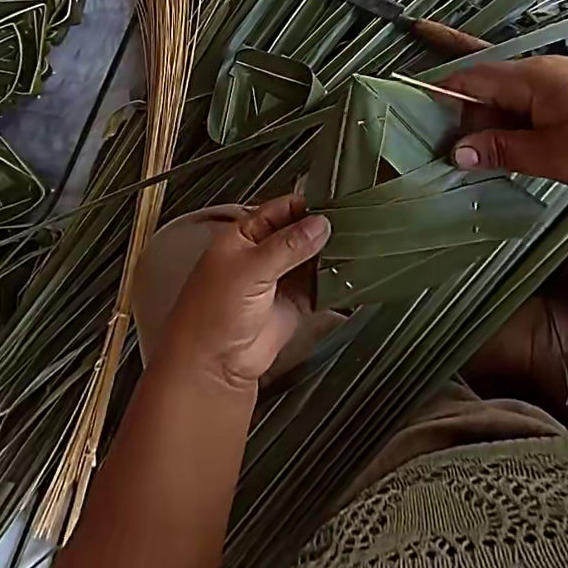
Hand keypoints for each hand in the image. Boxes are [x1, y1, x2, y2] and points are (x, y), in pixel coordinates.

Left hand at [154, 195, 330, 394]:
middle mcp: (264, 252)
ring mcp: (280, 278)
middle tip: (350, 225)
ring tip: (355, 247)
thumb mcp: (250, 268)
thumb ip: (287, 245)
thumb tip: (319, 224)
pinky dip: (332, 281)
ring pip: (312, 258)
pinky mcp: (294, 303)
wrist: (214, 364)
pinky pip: (319, 286)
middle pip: (300, 232)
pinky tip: (347, 274)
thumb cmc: (212, 312)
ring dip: (329, 254)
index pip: (281, 209)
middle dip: (321, 230)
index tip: (333, 203)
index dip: (305, 206)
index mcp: (246, 234)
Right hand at [439, 56, 567, 198]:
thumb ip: (500, 150)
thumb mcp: (554, 156)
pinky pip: (532, 107)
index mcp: (532, 76)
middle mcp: (543, 70)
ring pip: (510, 100)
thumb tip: (454, 151)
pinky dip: (517, 127)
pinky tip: (517, 153)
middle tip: (455, 156)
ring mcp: (564, 82)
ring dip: (492, 126)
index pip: (469, 78)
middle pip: (487, 88)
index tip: (420, 126)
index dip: (441, 98)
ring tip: (483, 161)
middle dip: (466, 118)